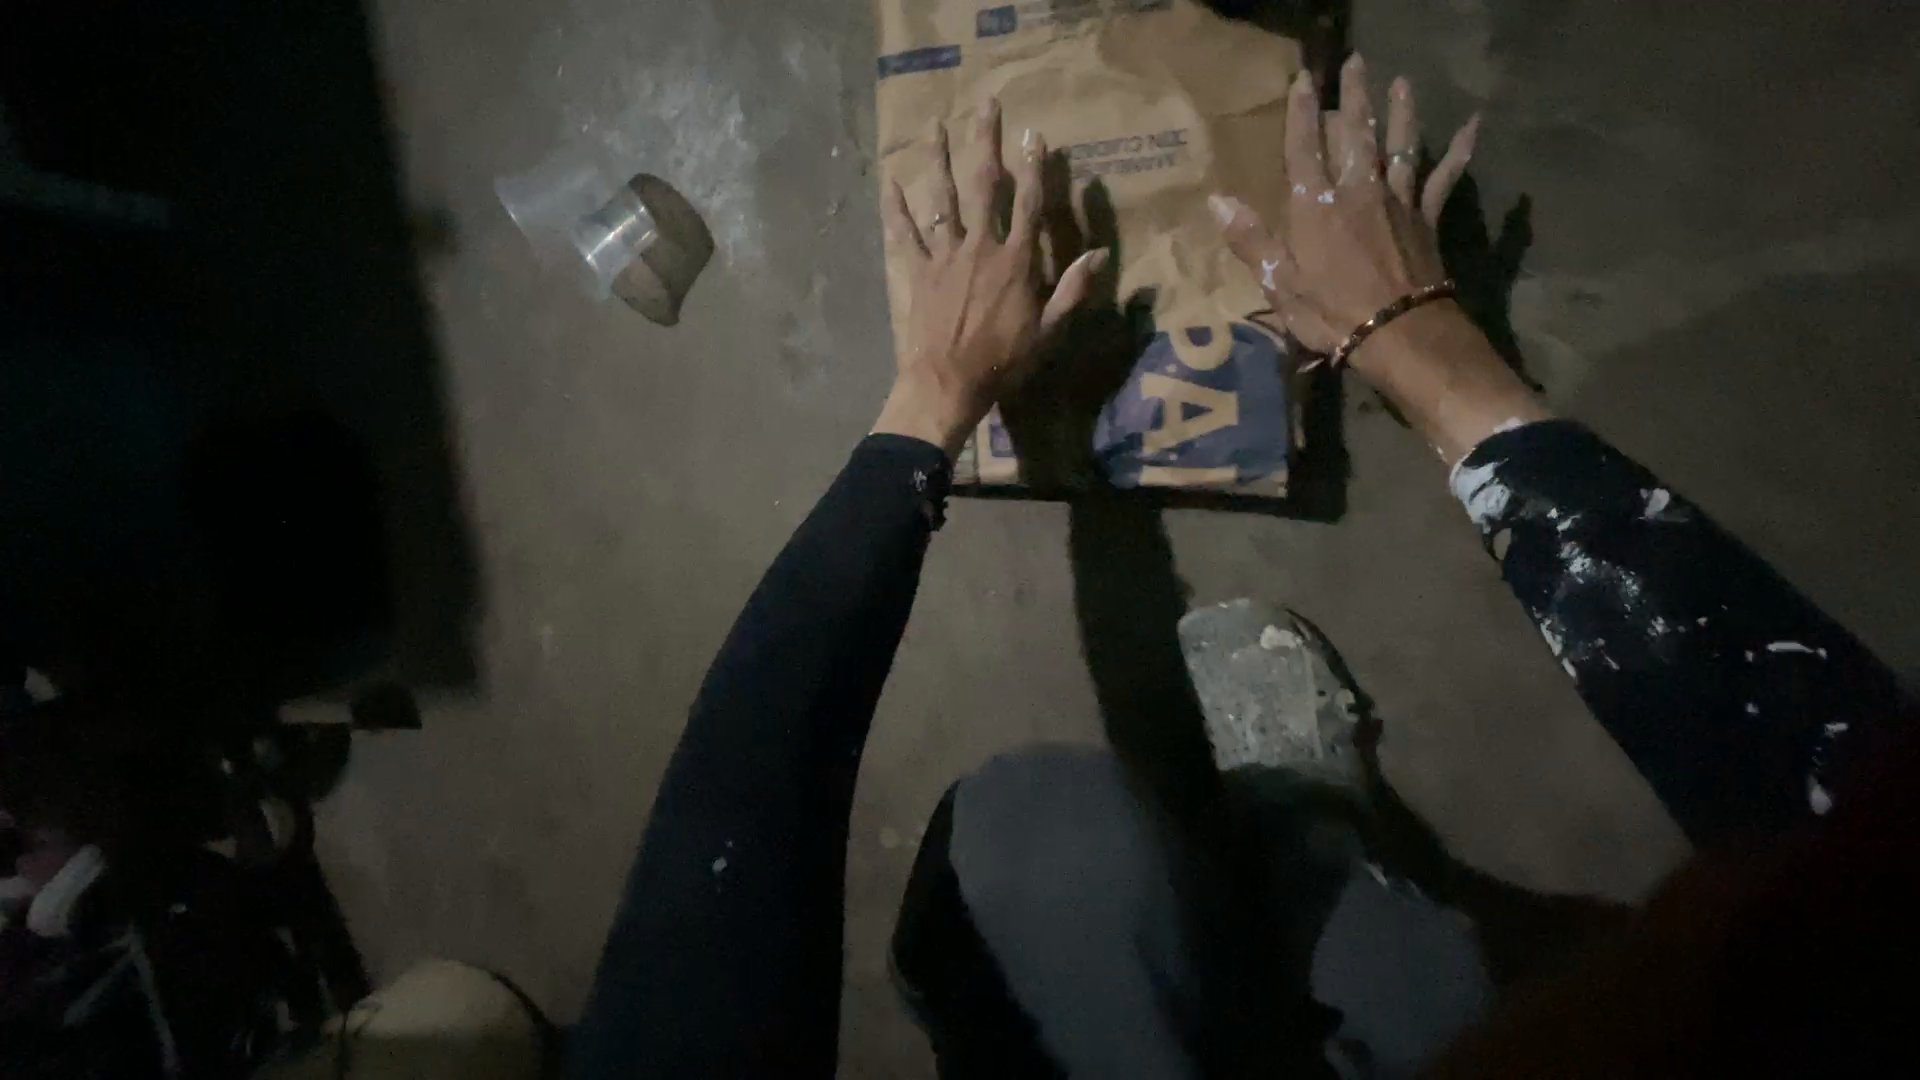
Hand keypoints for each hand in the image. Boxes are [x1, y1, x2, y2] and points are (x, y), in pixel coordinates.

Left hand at [873, 97, 1106, 456]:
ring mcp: (944, 257)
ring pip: (942, 199)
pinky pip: (903, 235)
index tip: (1034, 134)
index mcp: (1015, 262)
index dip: (1033, 168)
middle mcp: (979, 248)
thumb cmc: (1002, 363)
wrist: (948, 383)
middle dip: (986, 143)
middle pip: (984, 186)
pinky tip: (888, 183)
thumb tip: (1100, 256)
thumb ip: (1072, 291)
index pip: (1028, 204)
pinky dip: (894, 210)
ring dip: (939, 160)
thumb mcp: (1047, 332)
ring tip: (935, 126)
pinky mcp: (917, 272)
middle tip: (986, 105)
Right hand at [1209, 55, 1476, 358]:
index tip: (1303, 80)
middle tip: (1355, 63)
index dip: (1301, 114)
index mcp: (1316, 207)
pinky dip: (1458, 152)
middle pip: (1356, 134)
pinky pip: (1444, 179)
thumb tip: (1217, 201)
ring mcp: (1397, 202)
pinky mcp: (1425, 219)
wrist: (1397, 330)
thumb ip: (1250, 239)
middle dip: (1354, 97)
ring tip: (1402, 83)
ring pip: (1401, 146)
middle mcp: (1358, 192)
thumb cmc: (1329, 312)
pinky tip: (1472, 126)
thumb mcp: (1278, 282)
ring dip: (1402, 112)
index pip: (1304, 149)